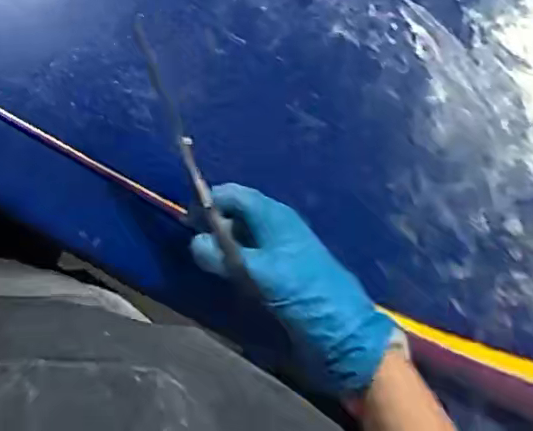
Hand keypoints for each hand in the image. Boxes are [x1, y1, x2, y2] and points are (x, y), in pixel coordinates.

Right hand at [192, 184, 394, 394]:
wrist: (346, 338)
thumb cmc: (304, 295)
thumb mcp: (261, 274)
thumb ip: (224, 256)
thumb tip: (194, 241)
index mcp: (273, 215)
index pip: (233, 194)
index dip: (208, 202)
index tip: (186, 221)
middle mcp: (276, 226)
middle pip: (237, 213)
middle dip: (213, 225)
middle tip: (193, 247)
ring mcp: (281, 249)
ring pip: (243, 236)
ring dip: (223, 246)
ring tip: (205, 264)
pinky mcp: (283, 273)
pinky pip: (251, 258)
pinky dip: (235, 262)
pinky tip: (227, 278)